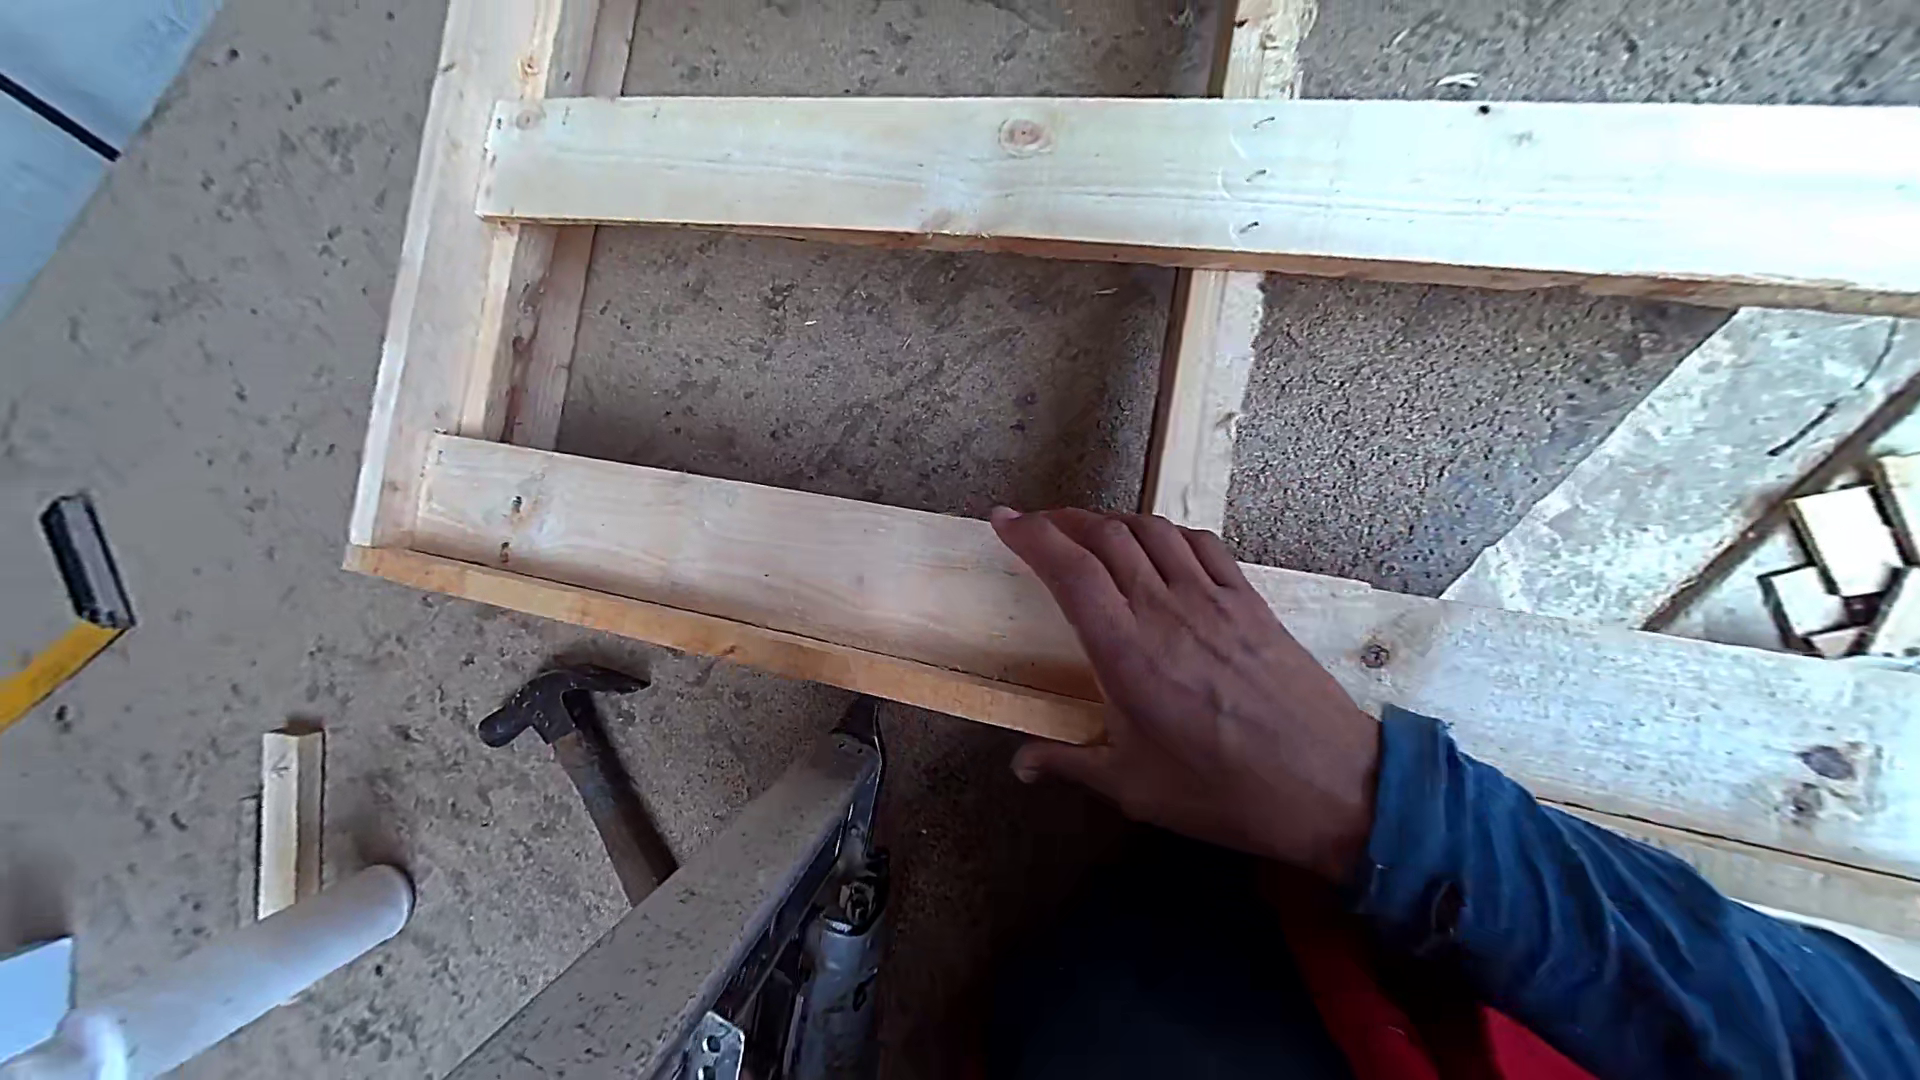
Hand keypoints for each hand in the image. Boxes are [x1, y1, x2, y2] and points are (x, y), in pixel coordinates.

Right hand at [991, 507, 1380, 881]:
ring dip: (1109, 520)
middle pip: (1104, 536)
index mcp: (1126, 652)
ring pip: (1149, 529)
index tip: (1003, 520)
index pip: (1068, 570)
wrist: (1333, 786)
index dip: (1030, 536)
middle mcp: (1163, 609)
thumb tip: (1020, 765)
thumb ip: (1070, 764)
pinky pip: (1199, 543)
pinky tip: (1154, 543)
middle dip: (1061, 520)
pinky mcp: (1247, 598)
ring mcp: (1210, 597)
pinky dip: (1164, 531)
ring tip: (1086, 531)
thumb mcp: (1135, 788)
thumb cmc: (1225, 791)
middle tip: (1036, 525)